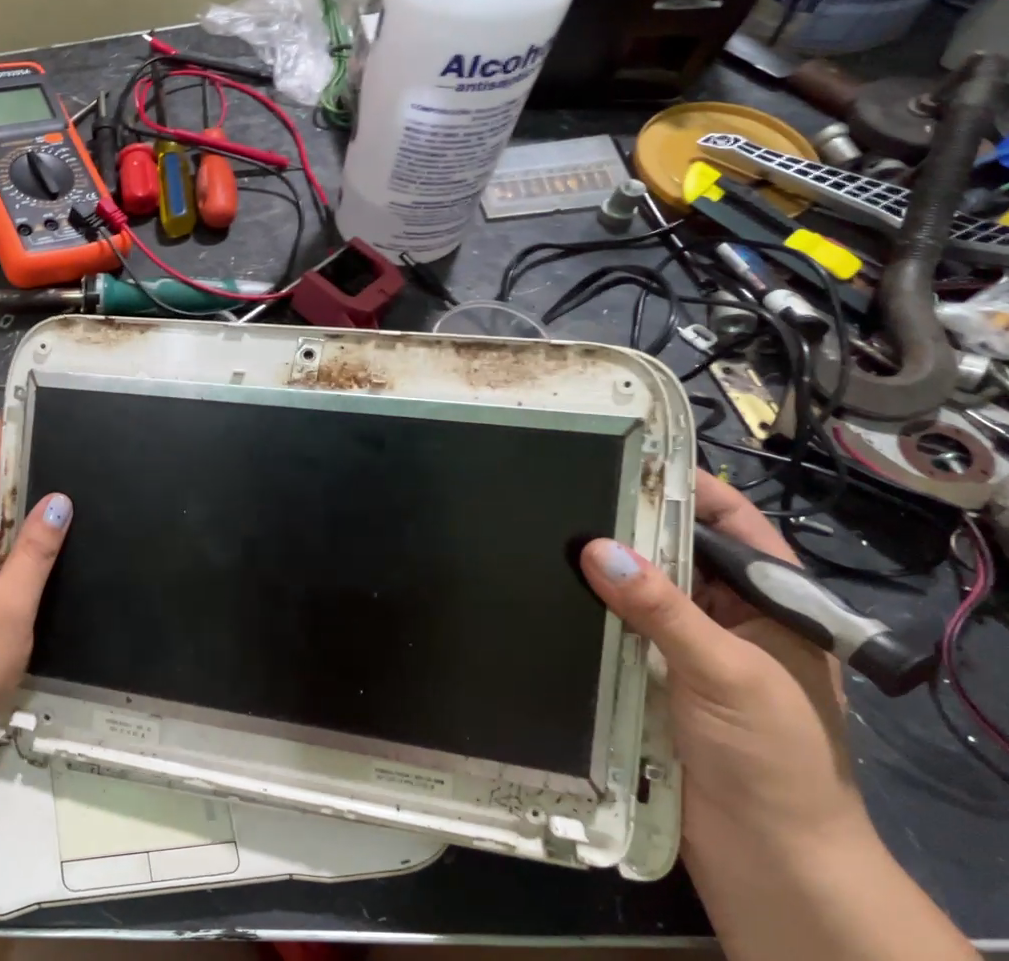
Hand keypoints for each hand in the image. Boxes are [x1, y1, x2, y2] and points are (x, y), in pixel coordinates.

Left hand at [0, 421, 71, 743]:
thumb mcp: (12, 607)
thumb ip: (35, 551)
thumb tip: (59, 499)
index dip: (2, 433)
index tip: (31, 404)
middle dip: (16, 458)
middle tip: (60, 437)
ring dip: (16, 492)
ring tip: (58, 473)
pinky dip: (11, 524)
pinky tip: (37, 530)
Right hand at [579, 470, 867, 864]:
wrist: (767, 851)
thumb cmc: (772, 753)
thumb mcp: (727, 670)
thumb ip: (663, 608)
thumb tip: (594, 547)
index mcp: (770, 605)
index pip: (731, 527)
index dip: (687, 488)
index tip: (626, 458)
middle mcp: (724, 618)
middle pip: (673, 555)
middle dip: (624, 526)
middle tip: (559, 492)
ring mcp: (681, 651)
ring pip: (634, 594)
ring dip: (596, 573)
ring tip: (536, 533)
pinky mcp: (644, 681)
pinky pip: (609, 634)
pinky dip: (581, 615)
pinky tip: (540, 593)